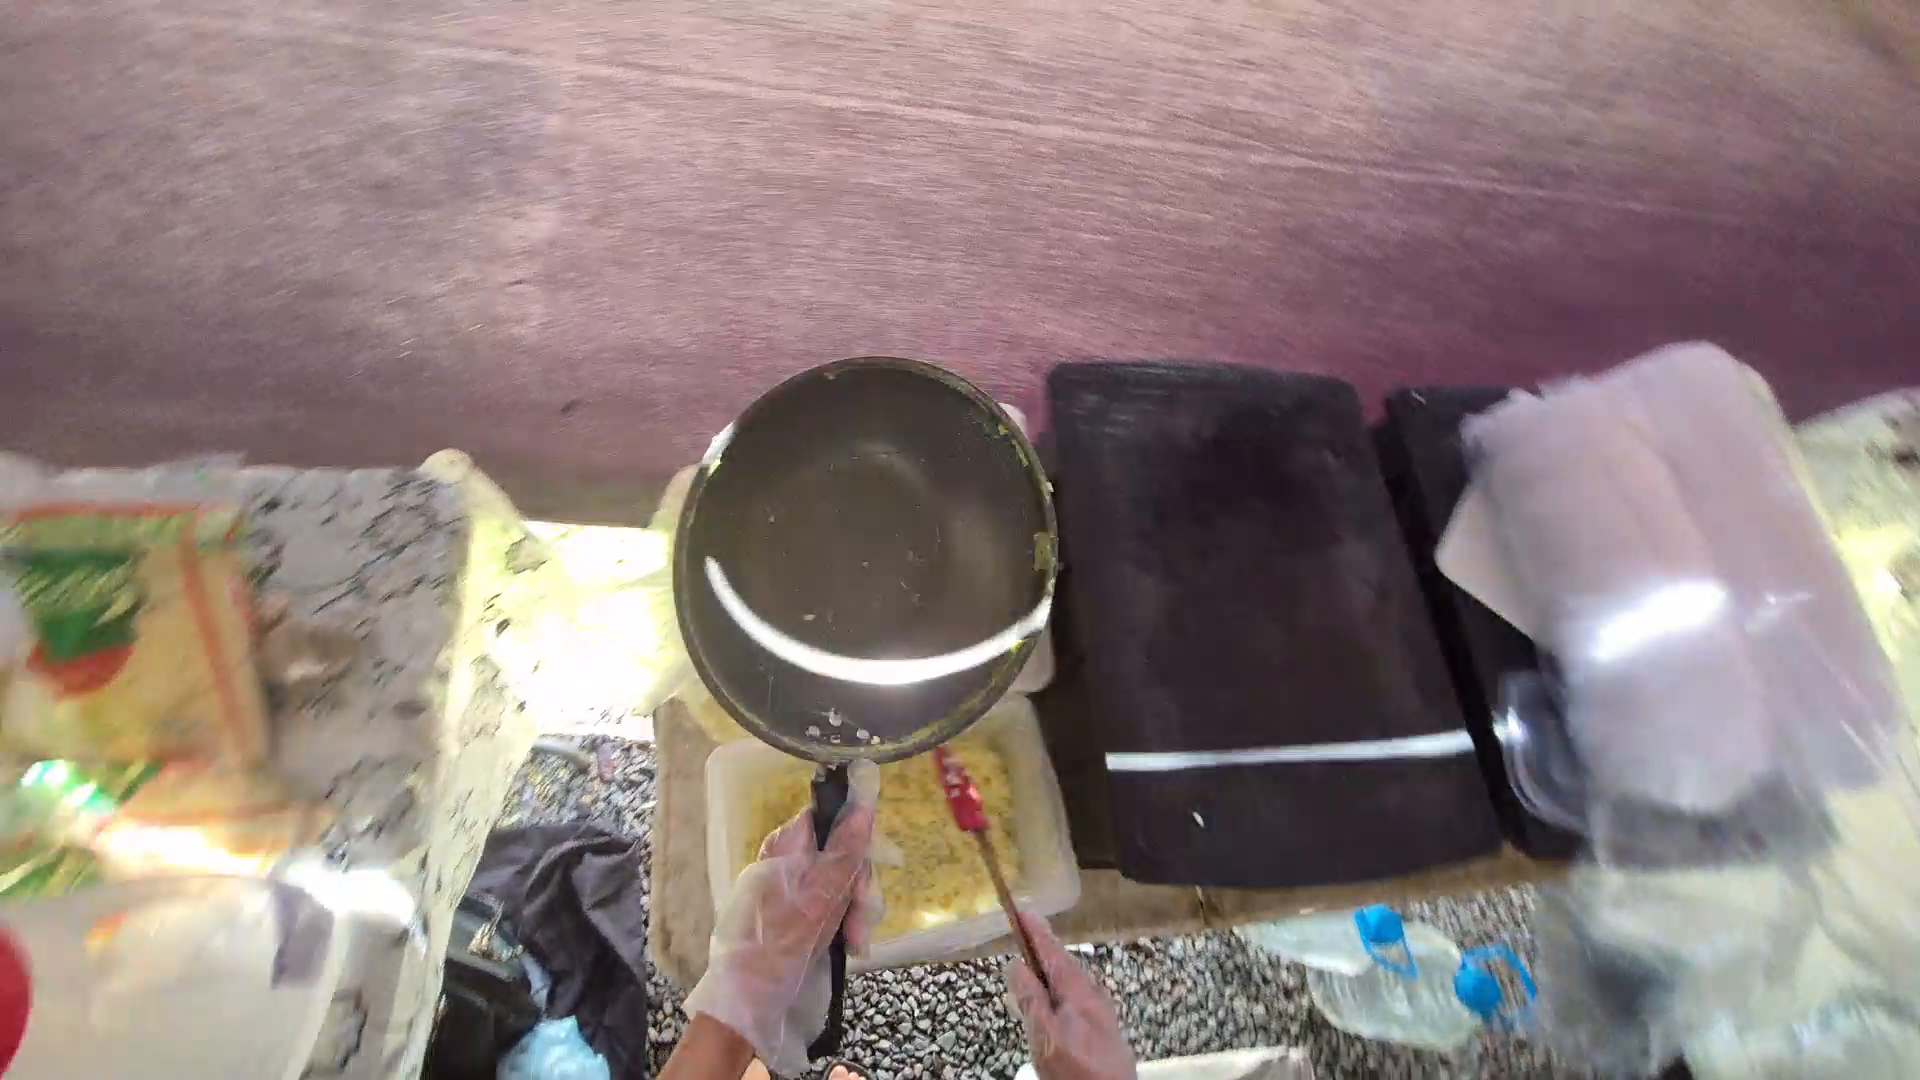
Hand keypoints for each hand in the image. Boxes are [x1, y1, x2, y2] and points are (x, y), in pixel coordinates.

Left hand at [684, 760, 881, 1076]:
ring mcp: (798, 889)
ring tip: (857, 941)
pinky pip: (837, 905)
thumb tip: (864, 804)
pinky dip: (848, 923)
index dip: (858, 834)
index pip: (830, 817)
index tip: (876, 861)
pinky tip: (853, 945)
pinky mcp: (804, 916)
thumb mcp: (817, 897)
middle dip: (861, 885)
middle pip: (843, 852)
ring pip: (845, 881)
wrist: (746, 1006)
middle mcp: (792, 861)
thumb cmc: (777, 945)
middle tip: (865, 916)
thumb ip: (843, 851)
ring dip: (859, 909)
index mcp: (787, 846)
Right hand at [1005, 913, 1138, 1079]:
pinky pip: (1076, 996)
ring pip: (1070, 980)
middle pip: (1062, 962)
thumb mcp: (1045, 1037)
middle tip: (1024, 933)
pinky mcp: (1103, 1029)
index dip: (1035, 930)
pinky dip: (1059, 987)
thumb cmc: (1077, 1070)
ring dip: (1050, 968)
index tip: (1022, 909)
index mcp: (1077, 988)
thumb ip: (1031, 1000)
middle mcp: (1092, 992)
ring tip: (1033, 961)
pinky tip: (1053, 998)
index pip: (1051, 950)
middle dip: (1043, 947)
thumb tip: (1015, 963)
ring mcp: (1100, 1010)